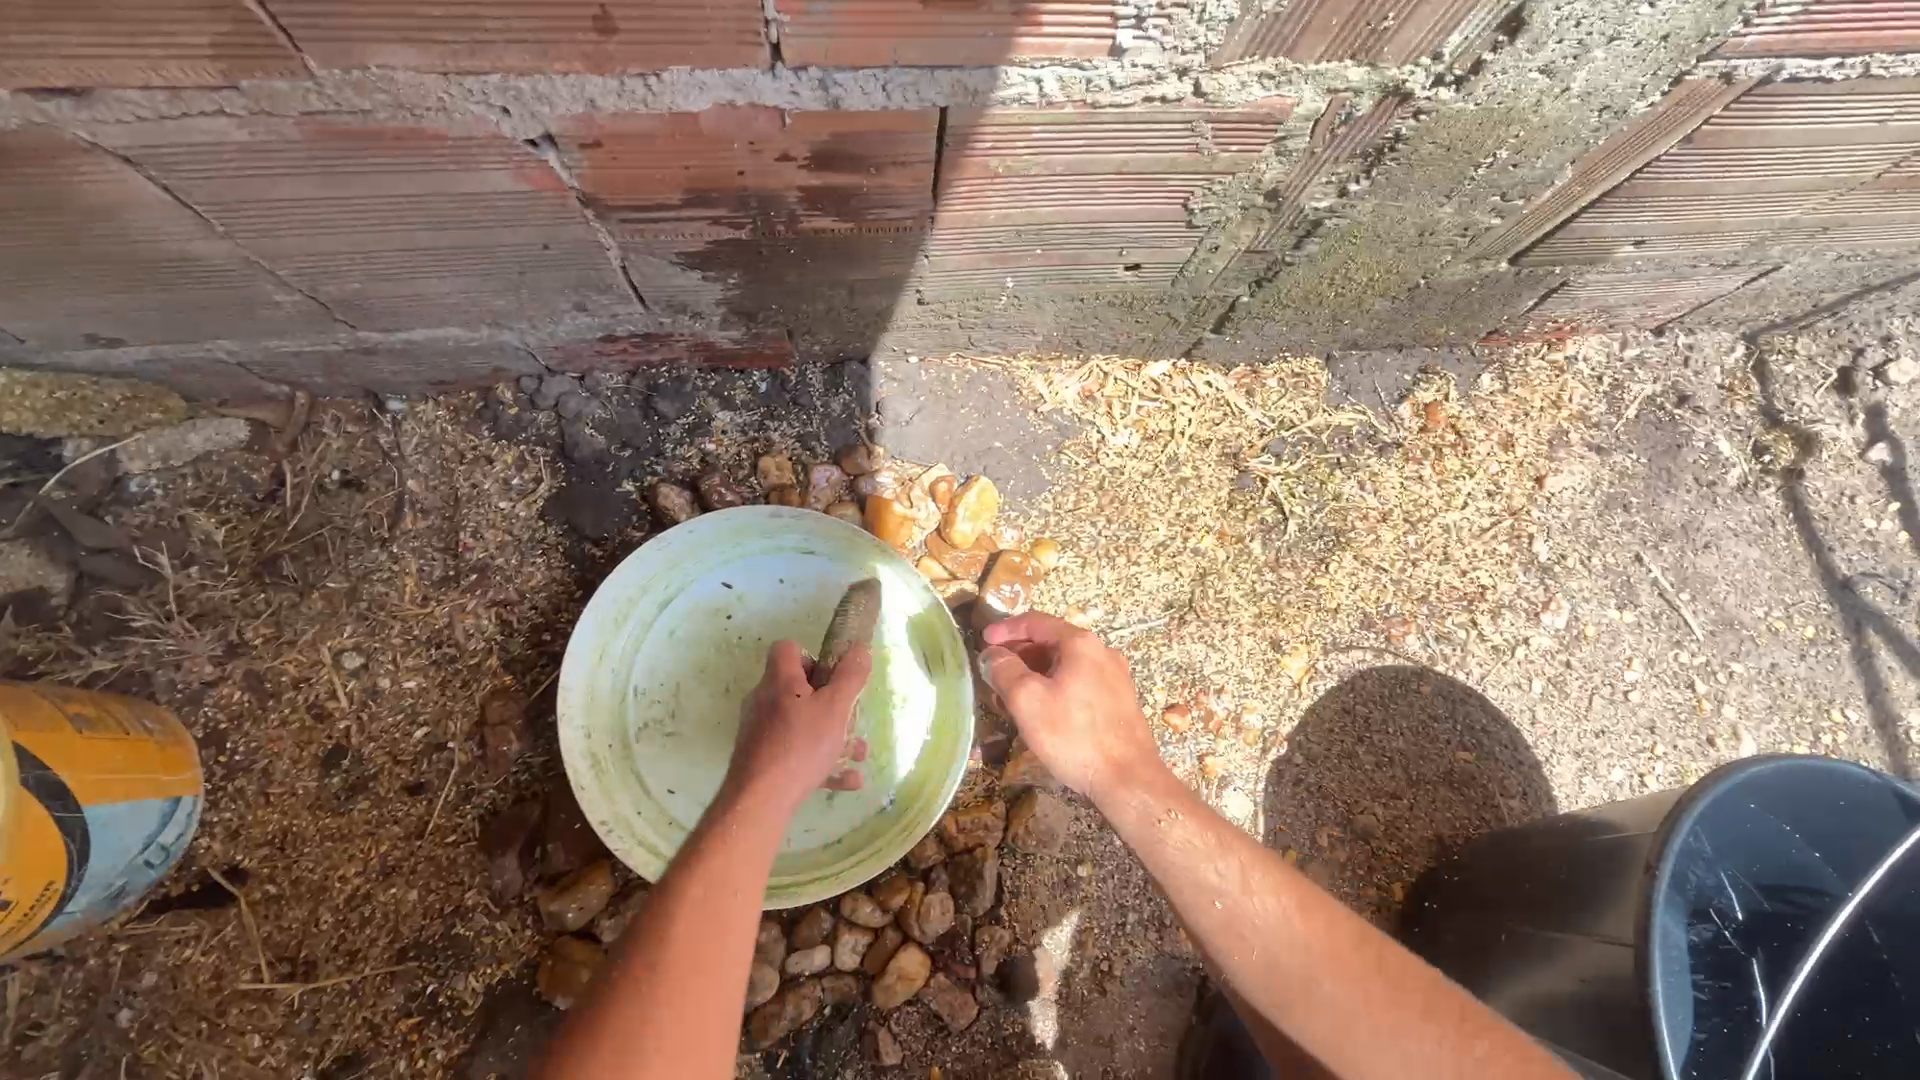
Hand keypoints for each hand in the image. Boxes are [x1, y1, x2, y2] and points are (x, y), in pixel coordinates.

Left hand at [725, 640, 870, 811]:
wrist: (760, 800)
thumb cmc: (801, 745)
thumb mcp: (835, 708)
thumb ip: (850, 677)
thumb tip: (860, 650)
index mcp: (779, 680)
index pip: (787, 649)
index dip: (813, 657)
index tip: (831, 678)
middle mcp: (764, 700)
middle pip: (799, 688)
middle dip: (832, 704)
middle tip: (850, 718)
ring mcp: (760, 731)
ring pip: (802, 724)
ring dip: (833, 736)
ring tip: (858, 754)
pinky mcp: (761, 758)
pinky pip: (796, 752)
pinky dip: (821, 762)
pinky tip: (848, 780)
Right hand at [978, 613, 1162, 802]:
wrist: (1128, 779)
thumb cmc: (1074, 735)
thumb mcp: (1027, 700)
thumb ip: (1004, 670)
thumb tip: (992, 655)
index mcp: (1081, 643)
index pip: (1036, 621)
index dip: (1005, 629)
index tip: (983, 641)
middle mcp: (1102, 652)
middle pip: (1051, 642)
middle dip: (1019, 654)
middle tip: (994, 672)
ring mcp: (1114, 677)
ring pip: (1064, 665)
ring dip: (1035, 673)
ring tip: (1011, 695)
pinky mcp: (1119, 701)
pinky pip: (1078, 682)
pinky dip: (1054, 687)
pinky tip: (1041, 711)